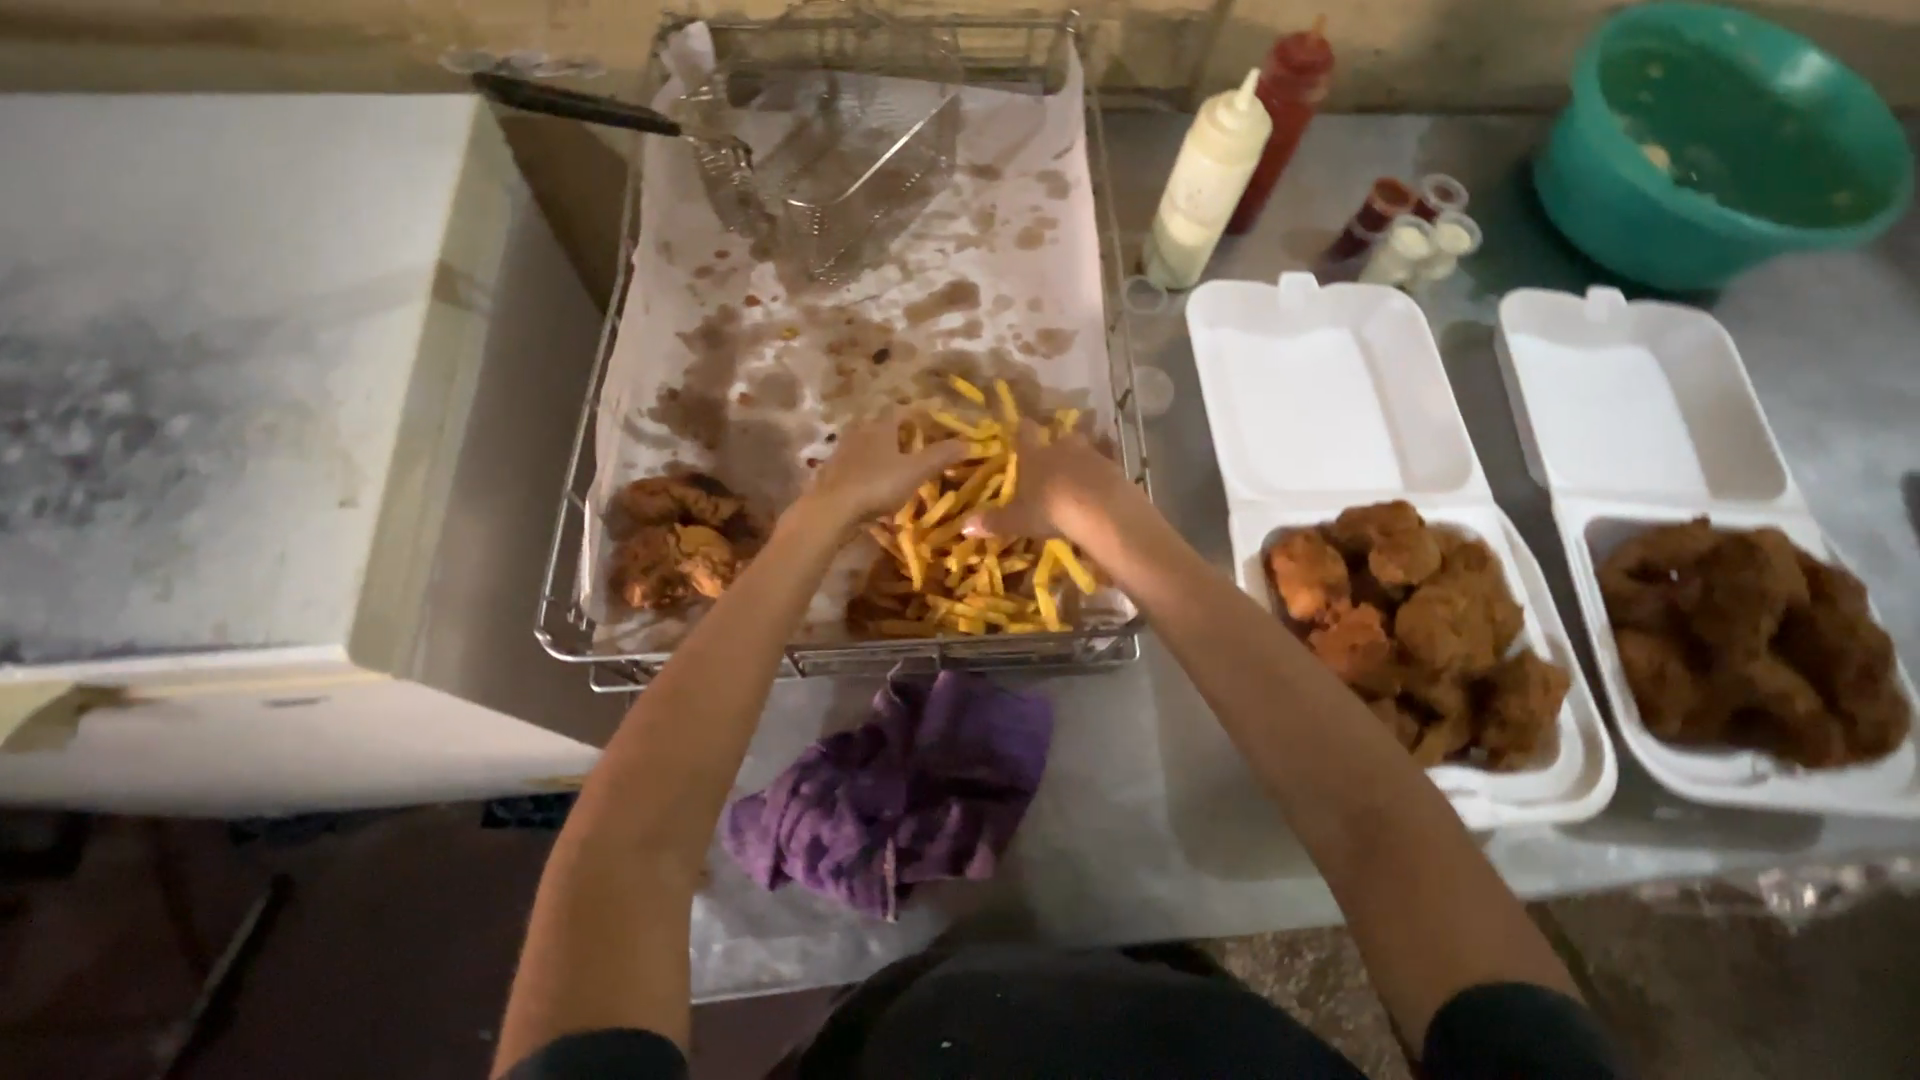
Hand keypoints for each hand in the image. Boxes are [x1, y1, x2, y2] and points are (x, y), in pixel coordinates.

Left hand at [803, 410, 967, 525]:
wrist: (830, 510)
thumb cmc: (877, 485)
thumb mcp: (915, 471)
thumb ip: (940, 456)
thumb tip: (966, 442)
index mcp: (880, 426)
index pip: (902, 411)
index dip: (919, 416)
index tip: (932, 426)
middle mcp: (859, 432)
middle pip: (882, 426)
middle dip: (899, 435)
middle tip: (915, 447)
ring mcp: (842, 452)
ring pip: (867, 445)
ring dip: (882, 453)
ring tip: (896, 468)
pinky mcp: (831, 472)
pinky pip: (855, 465)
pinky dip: (868, 471)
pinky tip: (874, 486)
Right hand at [964, 421, 1136, 542]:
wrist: (1100, 509)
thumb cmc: (1050, 509)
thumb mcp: (1018, 519)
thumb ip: (994, 521)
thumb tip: (964, 527)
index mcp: (1035, 454)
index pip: (1026, 432)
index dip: (1023, 430)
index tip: (1021, 428)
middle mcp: (1062, 447)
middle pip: (1059, 437)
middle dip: (1056, 446)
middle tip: (1052, 458)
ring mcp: (1092, 455)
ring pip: (1084, 451)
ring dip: (1080, 461)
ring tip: (1077, 478)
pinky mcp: (1115, 469)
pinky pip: (1105, 469)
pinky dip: (1100, 478)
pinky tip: (1098, 493)